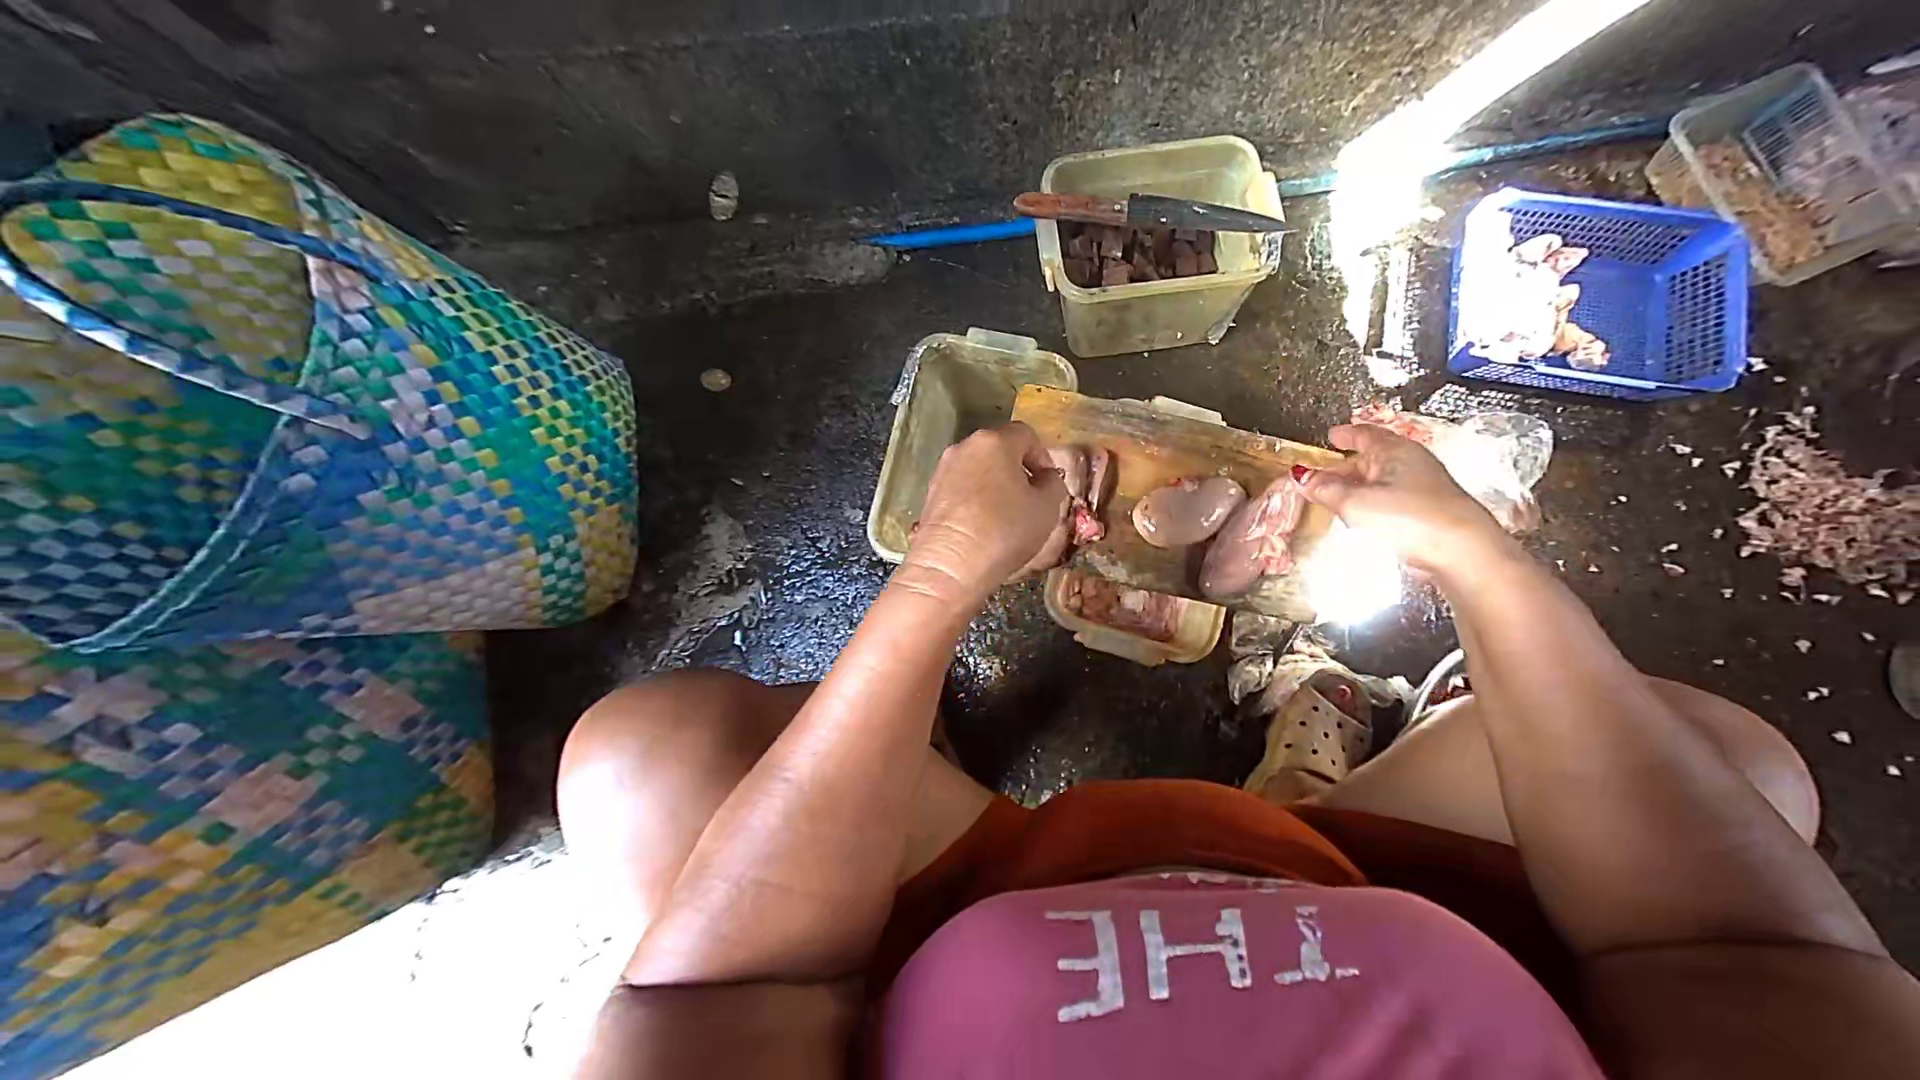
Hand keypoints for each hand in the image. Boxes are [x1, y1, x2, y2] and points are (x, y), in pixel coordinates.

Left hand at [901, 423, 1069, 602]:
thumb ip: (1053, 484)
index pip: (1026, 435)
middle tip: (1031, 500)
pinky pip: (961, 491)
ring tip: (1007, 518)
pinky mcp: (930, 496)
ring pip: (978, 471)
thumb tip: (1046, 479)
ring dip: (995, 487)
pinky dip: (975, 502)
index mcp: (994, 442)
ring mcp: (943, 472)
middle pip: (998, 451)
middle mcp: (964, 449)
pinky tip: (984, 528)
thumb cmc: (1004, 531)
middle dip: (1017, 471)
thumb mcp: (1047, 507)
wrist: (950, 566)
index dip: (1042, 457)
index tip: (1049, 481)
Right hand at [1298, 423, 1510, 573]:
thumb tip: (1303, 477)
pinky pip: (1390, 499)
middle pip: (1371, 458)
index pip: (1365, 434)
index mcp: (1394, 450)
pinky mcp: (1427, 511)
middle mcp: (1411, 463)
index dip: (1346, 434)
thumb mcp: (1353, 502)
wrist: (1460, 551)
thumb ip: (1324, 489)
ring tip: (1334, 498)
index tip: (1333, 435)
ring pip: (1381, 480)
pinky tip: (1360, 517)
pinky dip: (1371, 502)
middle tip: (1320, 476)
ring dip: (1357, 487)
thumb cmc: (1410, 517)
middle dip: (1344, 466)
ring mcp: (1422, 487)